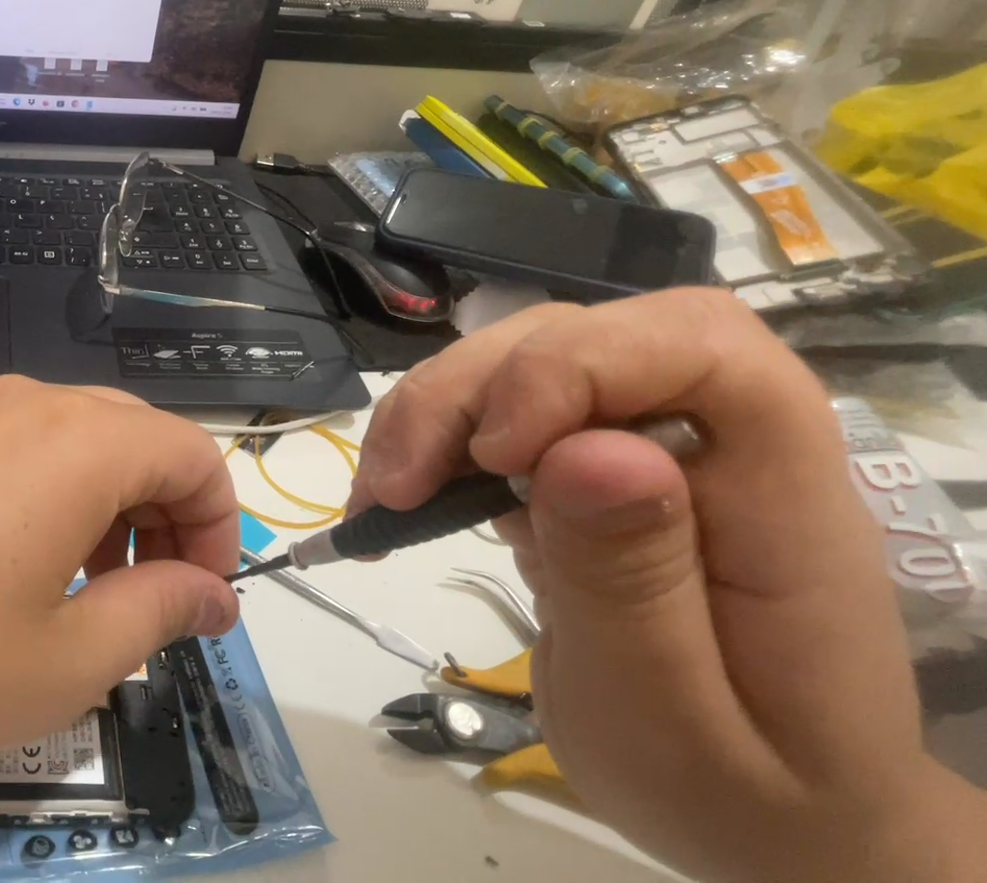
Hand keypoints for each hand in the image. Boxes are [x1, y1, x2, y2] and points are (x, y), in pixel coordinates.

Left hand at [0, 375, 239, 781]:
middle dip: (164, 515)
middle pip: (135, 438)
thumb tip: (215, 594)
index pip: (194, 454)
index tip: (200, 598)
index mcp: (78, 443)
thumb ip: (160, 613)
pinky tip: (4, 565)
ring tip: (78, 588)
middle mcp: (24, 404)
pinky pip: (10, 447)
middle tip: (144, 598)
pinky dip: (44, 494)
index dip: (219, 525)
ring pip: (71, 439)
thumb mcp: (65, 660)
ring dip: (104, 505)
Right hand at [348, 289, 985, 882]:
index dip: (580, 364)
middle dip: (467, 391)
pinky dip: (428, 445)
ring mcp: (641, 455)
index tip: (495, 454)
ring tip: (378, 498)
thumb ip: (634, 582)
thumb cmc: (735, 791)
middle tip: (393, 485)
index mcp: (778, 499)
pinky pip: (495, 419)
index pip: (699, 349)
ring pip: (521, 365)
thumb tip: (589, 449)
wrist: (767, 818)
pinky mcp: (583, 477)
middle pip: (583, 338)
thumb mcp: (670, 715)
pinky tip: (394, 500)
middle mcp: (710, 449)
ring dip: (430, 414)